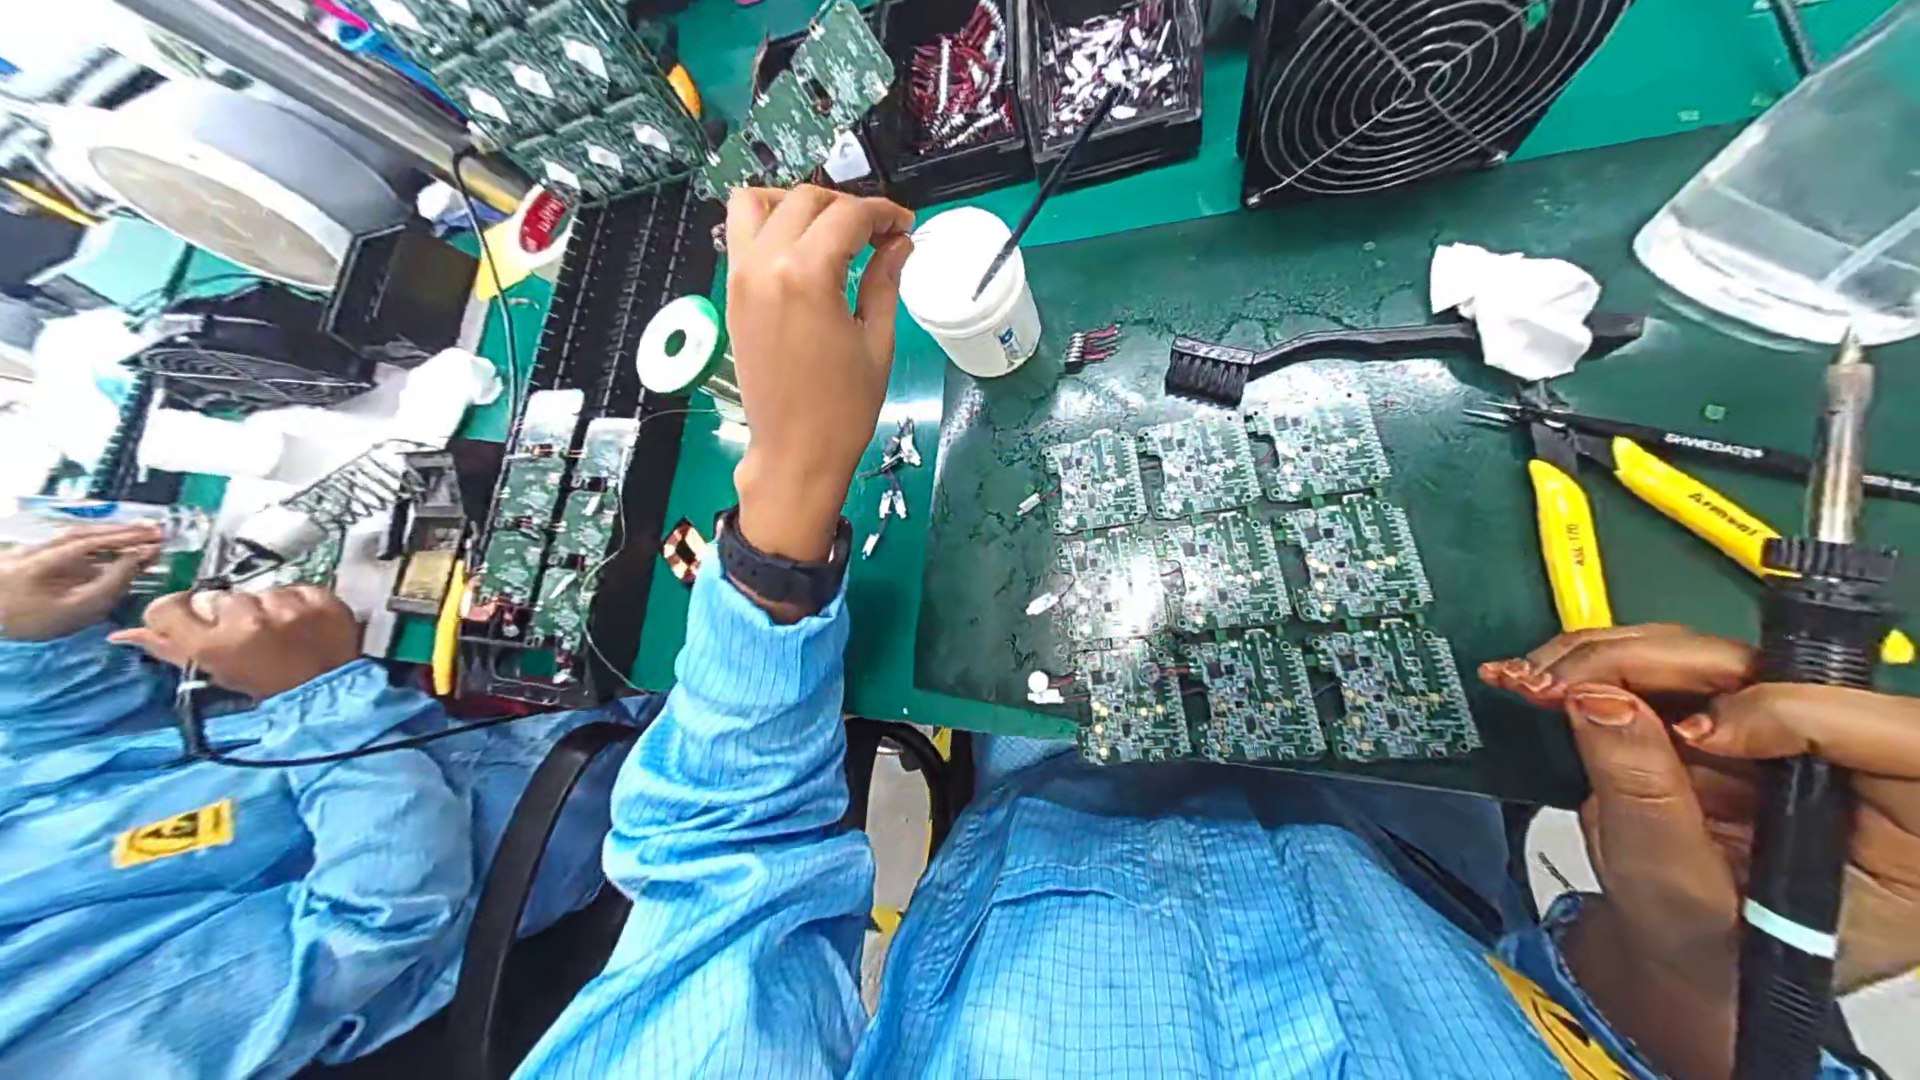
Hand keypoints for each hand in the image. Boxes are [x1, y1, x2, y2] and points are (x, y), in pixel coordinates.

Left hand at [0, 525, 162, 640]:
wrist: (0, 634)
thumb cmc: (46, 622)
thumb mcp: (87, 604)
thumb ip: (119, 577)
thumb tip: (147, 552)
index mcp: (34, 565)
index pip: (86, 543)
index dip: (124, 537)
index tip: (157, 535)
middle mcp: (26, 552)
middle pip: (79, 534)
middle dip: (121, 530)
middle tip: (155, 529)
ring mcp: (25, 554)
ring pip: (73, 536)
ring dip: (111, 534)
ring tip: (143, 532)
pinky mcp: (30, 558)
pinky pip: (68, 544)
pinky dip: (98, 541)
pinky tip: (118, 542)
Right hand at [109, 585, 361, 699]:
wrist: (325, 683)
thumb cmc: (263, 680)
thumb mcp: (211, 670)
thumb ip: (168, 648)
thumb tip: (125, 632)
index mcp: (211, 643)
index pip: (169, 607)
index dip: (178, 609)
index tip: (191, 614)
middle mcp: (248, 621)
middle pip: (218, 597)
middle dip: (227, 610)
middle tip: (246, 629)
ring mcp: (289, 609)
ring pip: (260, 590)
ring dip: (265, 604)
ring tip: (277, 624)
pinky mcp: (323, 601)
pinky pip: (297, 587)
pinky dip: (297, 599)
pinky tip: (301, 616)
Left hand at [724, 185, 913, 564]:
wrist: (796, 453)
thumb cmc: (844, 410)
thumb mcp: (876, 344)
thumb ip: (885, 283)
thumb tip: (898, 245)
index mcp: (807, 277)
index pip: (848, 216)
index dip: (883, 213)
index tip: (904, 225)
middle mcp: (765, 265)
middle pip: (806, 200)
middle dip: (848, 206)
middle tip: (878, 233)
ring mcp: (740, 278)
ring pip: (758, 203)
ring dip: (797, 203)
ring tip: (829, 231)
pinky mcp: (732, 295)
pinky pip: (741, 236)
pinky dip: (770, 227)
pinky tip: (801, 253)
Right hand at [1482, 625, 1919, 1078]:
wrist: (1681, 946)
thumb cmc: (1704, 937)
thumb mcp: (1674, 878)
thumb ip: (1644, 791)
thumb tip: (1598, 700)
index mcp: (1904, 822)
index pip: (1888, 731)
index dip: (1787, 711)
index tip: (1686, 736)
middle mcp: (1844, 757)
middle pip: (1763, 670)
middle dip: (1640, 665)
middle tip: (1550, 684)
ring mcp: (1769, 728)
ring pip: (1691, 653)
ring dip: (1593, 657)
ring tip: (1520, 680)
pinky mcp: (1704, 712)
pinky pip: (1642, 664)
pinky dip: (1573, 665)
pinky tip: (1522, 676)